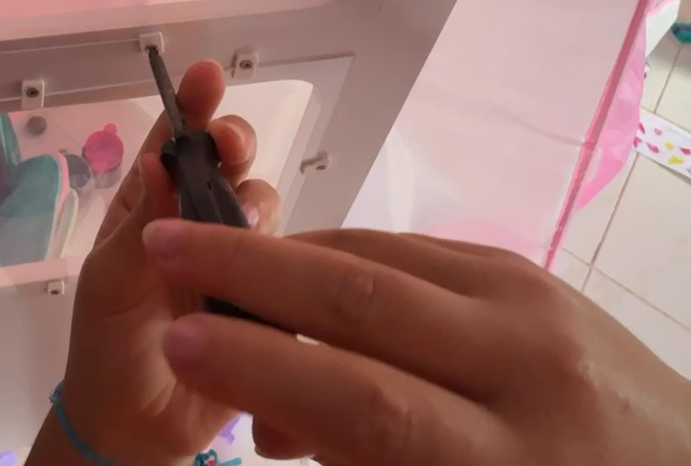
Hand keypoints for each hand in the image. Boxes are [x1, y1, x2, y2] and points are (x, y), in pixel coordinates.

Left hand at [43, 61, 282, 465]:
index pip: (171, 142)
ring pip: (262, 204)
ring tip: (238, 228)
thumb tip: (160, 156)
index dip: (190, 105)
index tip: (207, 74)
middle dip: (234, 143)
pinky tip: (280, 264)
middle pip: (228, 162)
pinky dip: (288, 253)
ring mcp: (232, 257)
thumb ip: (140, 222)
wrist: (133, 429)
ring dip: (255, 202)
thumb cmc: (107, 343)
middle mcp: (195, 221)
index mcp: (150, 205)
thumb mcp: (111, 278)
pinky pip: (287, 260)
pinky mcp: (264, 296)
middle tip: (231, 147)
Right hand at [140, 225, 690, 465]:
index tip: (179, 337)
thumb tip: (268, 422)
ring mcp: (528, 299)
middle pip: (362, 296)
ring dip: (280, 254)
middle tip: (162, 248)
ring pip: (374, 254)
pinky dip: (330, 253)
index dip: (263, 365)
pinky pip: (400, 246)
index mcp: (522, 464)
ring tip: (211, 259)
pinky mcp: (518, 265)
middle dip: (247, 269)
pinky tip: (291, 271)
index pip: (368, 403)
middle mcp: (528, 366)